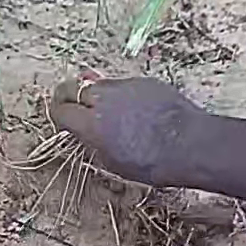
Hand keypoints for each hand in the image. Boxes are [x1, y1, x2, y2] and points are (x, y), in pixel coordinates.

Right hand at [48, 74, 212, 186]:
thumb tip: (85, 133)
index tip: (60, 120)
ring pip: (97, 85)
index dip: (57, 115)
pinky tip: (130, 110)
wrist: (188, 144)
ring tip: (102, 110)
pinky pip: (121, 85)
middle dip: (68, 96)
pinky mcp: (143, 81)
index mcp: (91, 125)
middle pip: (73, 88)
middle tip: (69, 106)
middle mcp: (103, 99)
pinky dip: (118, 95)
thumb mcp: (113, 162)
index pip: (61, 110)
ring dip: (93, 95)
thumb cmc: (151, 163)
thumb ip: (93, 142)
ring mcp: (124, 86)